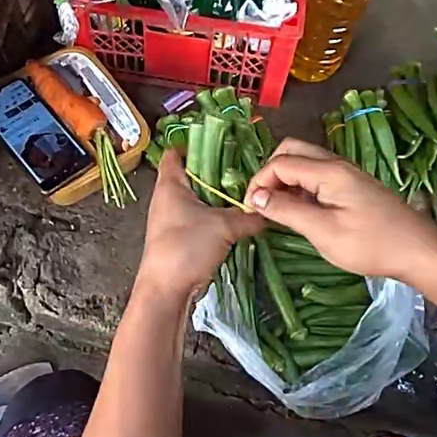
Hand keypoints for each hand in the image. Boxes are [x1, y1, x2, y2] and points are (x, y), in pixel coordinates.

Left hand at [136, 147, 263, 299]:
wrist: (166, 291)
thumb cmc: (186, 248)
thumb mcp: (224, 227)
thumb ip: (249, 217)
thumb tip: (270, 211)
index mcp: (170, 185)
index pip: (176, 153)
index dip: (196, 145)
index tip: (223, 146)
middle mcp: (168, 199)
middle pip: (192, 176)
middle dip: (217, 173)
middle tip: (245, 171)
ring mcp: (172, 219)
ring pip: (198, 199)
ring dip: (219, 197)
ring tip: (246, 194)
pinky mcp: (180, 238)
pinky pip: (201, 219)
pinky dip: (216, 217)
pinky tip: (238, 220)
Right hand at [243, 138, 436, 280]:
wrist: (417, 250)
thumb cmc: (370, 244)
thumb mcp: (323, 231)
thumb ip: (287, 211)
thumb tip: (257, 197)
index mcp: (328, 171)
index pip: (280, 162)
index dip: (259, 182)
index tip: (251, 208)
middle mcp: (337, 164)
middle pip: (292, 151)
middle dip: (271, 173)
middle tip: (264, 203)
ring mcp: (348, 174)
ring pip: (306, 162)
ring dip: (287, 180)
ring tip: (280, 211)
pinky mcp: (354, 186)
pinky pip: (319, 176)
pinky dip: (303, 187)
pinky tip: (303, 212)